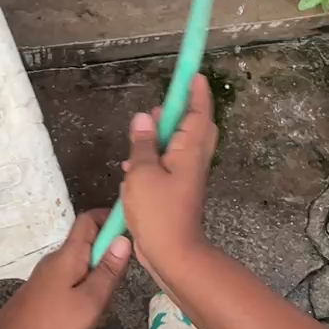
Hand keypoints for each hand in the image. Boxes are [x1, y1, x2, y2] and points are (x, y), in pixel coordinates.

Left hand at [0, 209, 128, 328]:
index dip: (110, 217)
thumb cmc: (54, 324)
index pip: (89, 219)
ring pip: (80, 263)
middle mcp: (56, 258)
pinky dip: (84, 287)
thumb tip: (123, 239)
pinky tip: (84, 312)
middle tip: (119, 281)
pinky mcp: (43, 290)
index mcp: (69, 254)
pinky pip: (70, 278)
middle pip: (86, 242)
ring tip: (102, 303)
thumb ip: (108, 271)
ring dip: (96, 274)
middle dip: (108, 254)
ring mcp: (47, 274)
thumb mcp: (90, 300)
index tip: (131, 229)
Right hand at [120, 73, 217, 268]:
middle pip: (195, 127)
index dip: (196, 91)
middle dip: (180, 112)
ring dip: (162, 135)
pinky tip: (131, 165)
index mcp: (189, 150)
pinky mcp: (178, 191)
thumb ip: (142, 144)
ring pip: (180, 145)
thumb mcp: (141, 173)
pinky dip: (154, 158)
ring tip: (142, 131)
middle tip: (161, 105)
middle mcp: (193, 160)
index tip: (193, 74)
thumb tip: (144, 118)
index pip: (198, 112)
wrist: (174, 254)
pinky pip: (169, 164)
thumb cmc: (159, 212)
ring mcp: (187, 177)